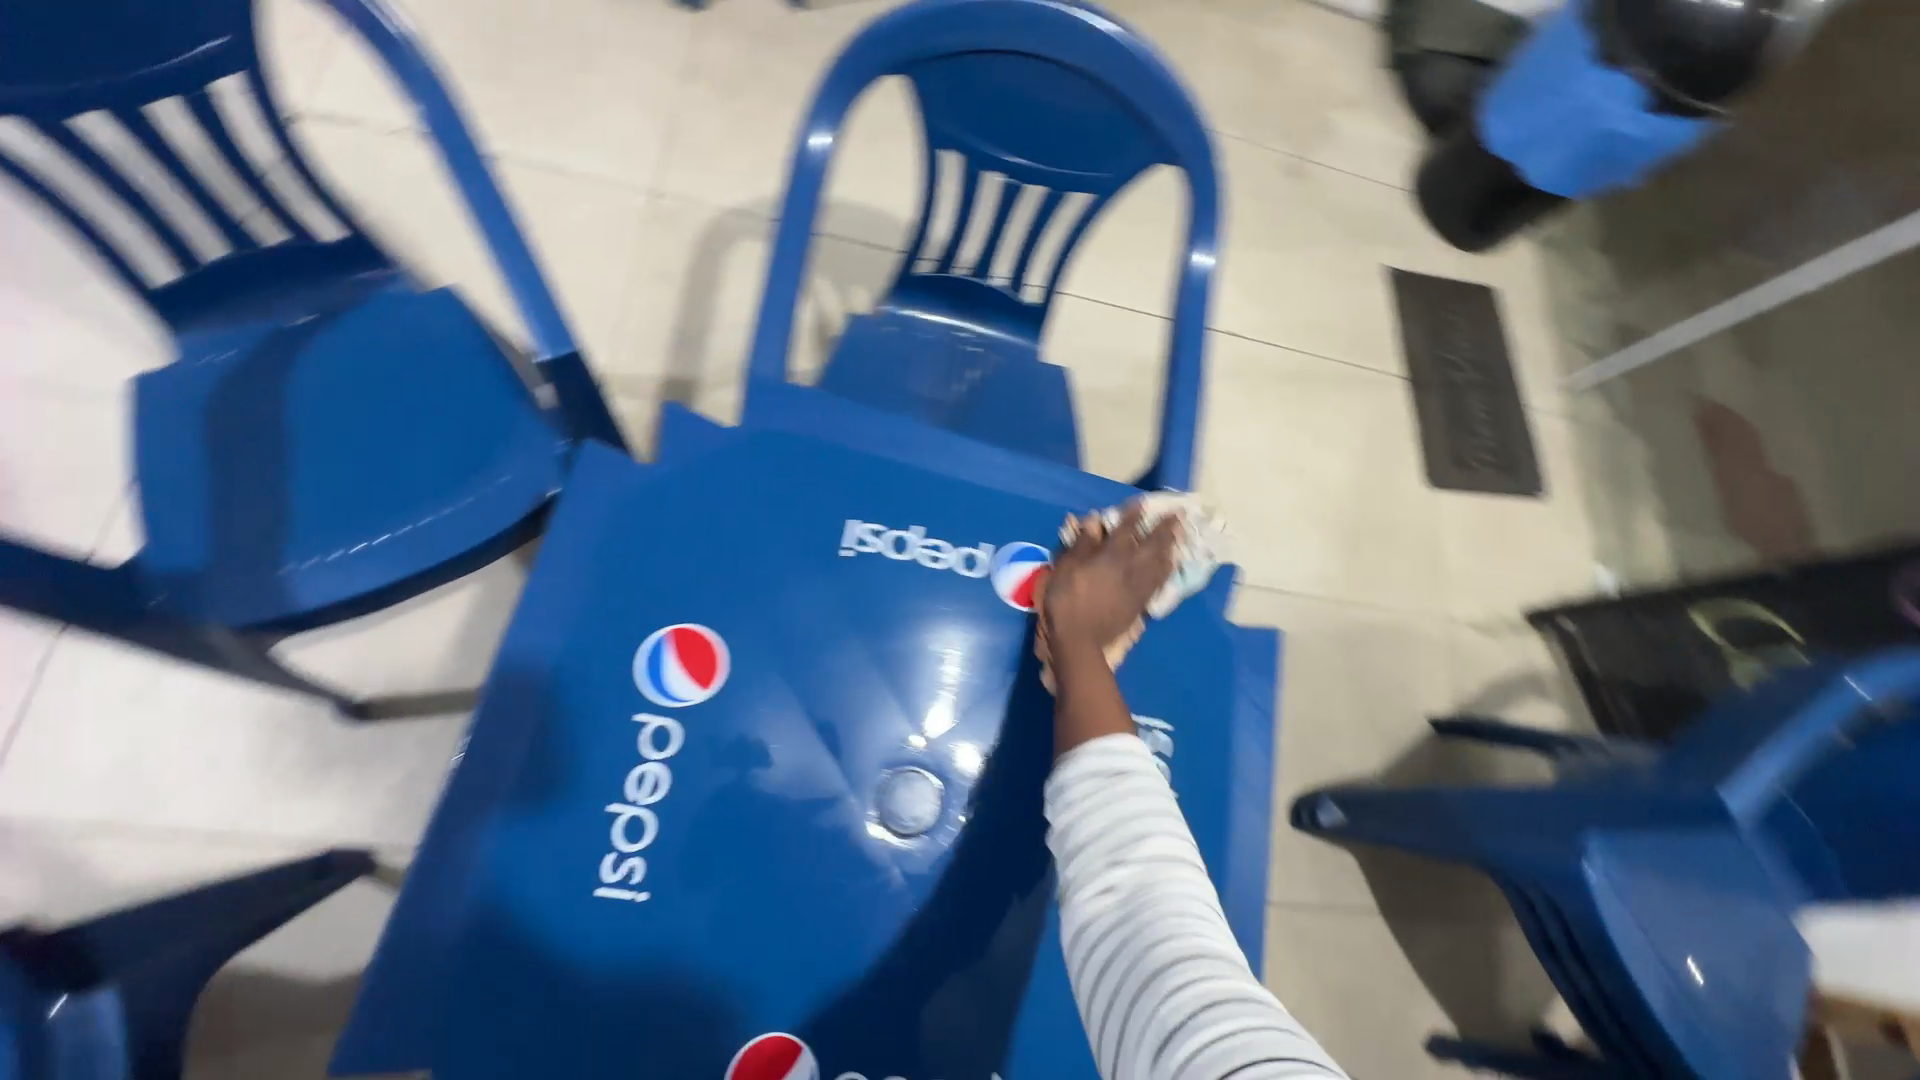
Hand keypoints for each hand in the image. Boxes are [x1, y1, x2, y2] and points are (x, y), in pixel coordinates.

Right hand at [1037, 501, 1180, 652]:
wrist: (1080, 639)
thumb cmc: (1067, 600)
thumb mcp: (1066, 568)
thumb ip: (1083, 543)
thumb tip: (1093, 520)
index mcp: (1111, 555)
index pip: (1126, 529)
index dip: (1134, 514)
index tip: (1143, 502)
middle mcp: (1131, 567)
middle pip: (1153, 544)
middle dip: (1165, 528)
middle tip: (1178, 516)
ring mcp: (1139, 586)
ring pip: (1162, 562)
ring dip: (1171, 547)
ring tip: (1180, 537)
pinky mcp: (1141, 603)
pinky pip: (1160, 581)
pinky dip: (1167, 570)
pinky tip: (1171, 565)